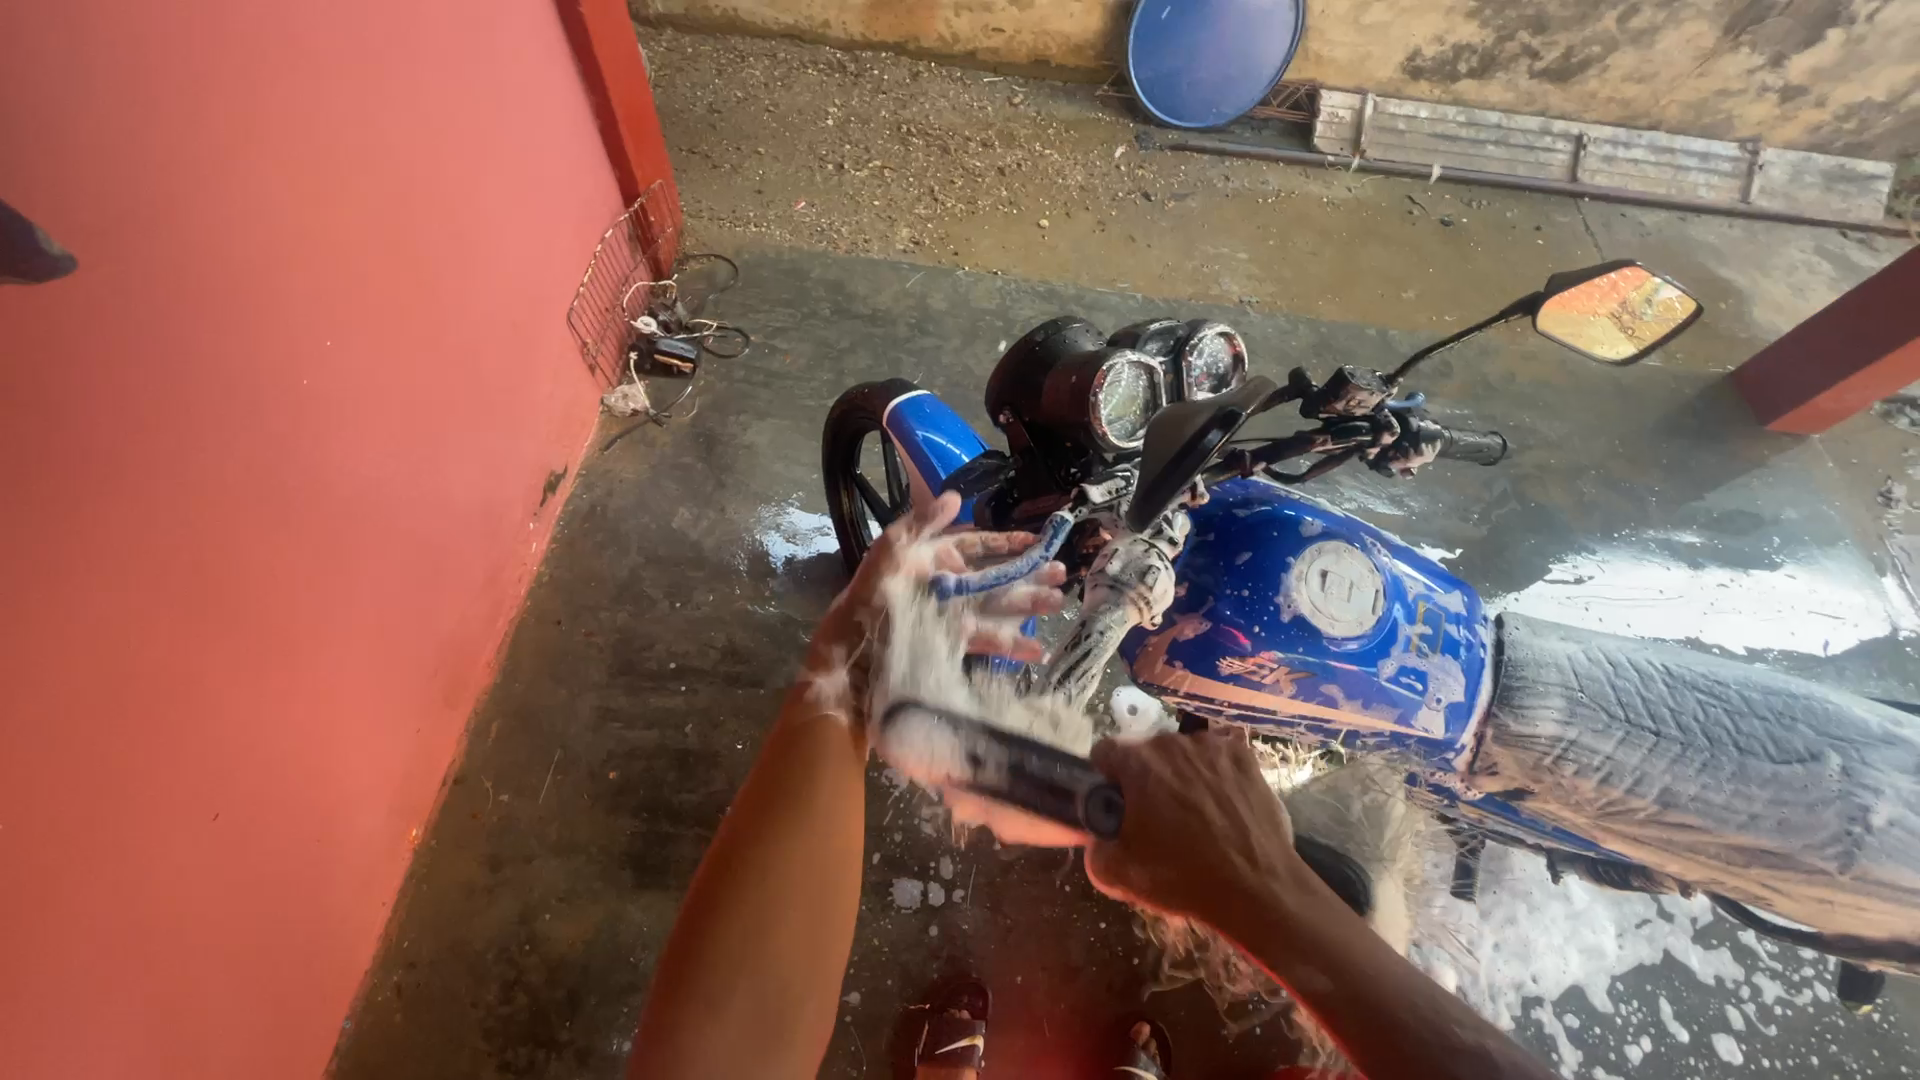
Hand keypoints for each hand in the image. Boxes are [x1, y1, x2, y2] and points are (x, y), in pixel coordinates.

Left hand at [804, 492, 1065, 716]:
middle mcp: (942, 586)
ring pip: (995, 608)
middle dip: (1027, 575)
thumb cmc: (865, 604)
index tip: (1037, 541)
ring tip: (1057, 605)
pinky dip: (1012, 646)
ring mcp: (948, 618)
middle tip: (1061, 576)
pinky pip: (985, 643)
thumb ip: (920, 525)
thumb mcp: (888, 557)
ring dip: (1027, 607)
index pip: (975, 544)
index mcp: (929, 559)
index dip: (1006, 542)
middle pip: (992, 577)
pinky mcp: (950, 647)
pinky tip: (1037, 649)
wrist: (848, 665)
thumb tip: (955, 496)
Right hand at [1083, 727, 1307, 931]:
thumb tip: (1095, 836)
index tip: (1119, 806)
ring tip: (1195, 814)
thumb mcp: (1119, 875)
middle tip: (1158, 818)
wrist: (1258, 889)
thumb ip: (1094, 848)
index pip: (1104, 753)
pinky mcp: (1243, 755)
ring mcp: (1211, 746)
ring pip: (1181, 753)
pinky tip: (1222, 804)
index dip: (1106, 780)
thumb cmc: (1184, 878)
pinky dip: (1214, 774)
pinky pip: (1215, 756)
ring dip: (1180, 774)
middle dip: (1145, 778)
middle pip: (1145, 752)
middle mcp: (1171, 742)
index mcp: (1137, 762)